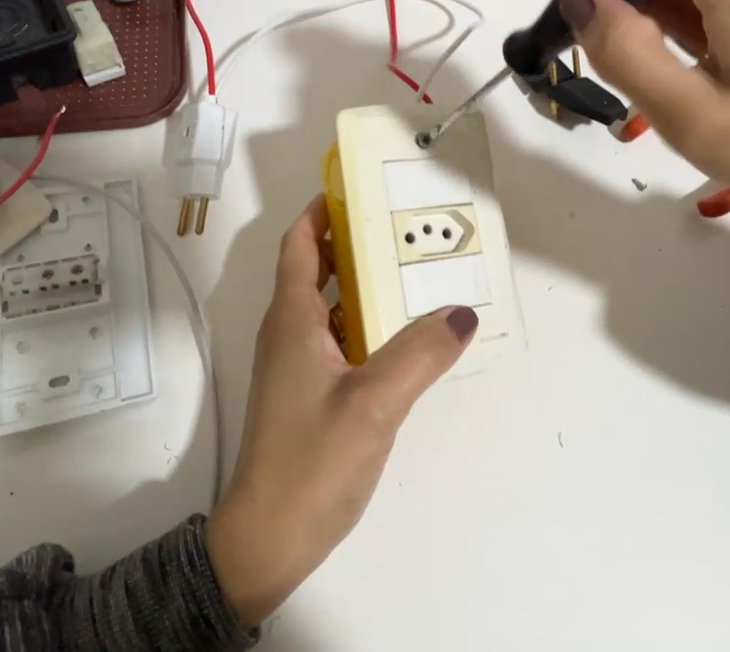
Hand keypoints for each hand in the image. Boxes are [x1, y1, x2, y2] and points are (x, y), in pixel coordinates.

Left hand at [204, 197, 477, 626]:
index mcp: (292, 321)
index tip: (359, 187)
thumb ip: (420, 355)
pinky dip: (368, 324)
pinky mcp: (309, 395)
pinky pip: (340, 340)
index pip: (299, 245)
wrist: (267, 541)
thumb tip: (463, 312)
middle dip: (355, 241)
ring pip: (331, 307)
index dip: (322, 211)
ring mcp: (297, 367)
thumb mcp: (373, 404)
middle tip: (405, 224)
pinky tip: (406, 335)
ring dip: (364, 283)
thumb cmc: (309, 463)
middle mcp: (289, 334)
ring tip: (415, 270)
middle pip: (317, 269)